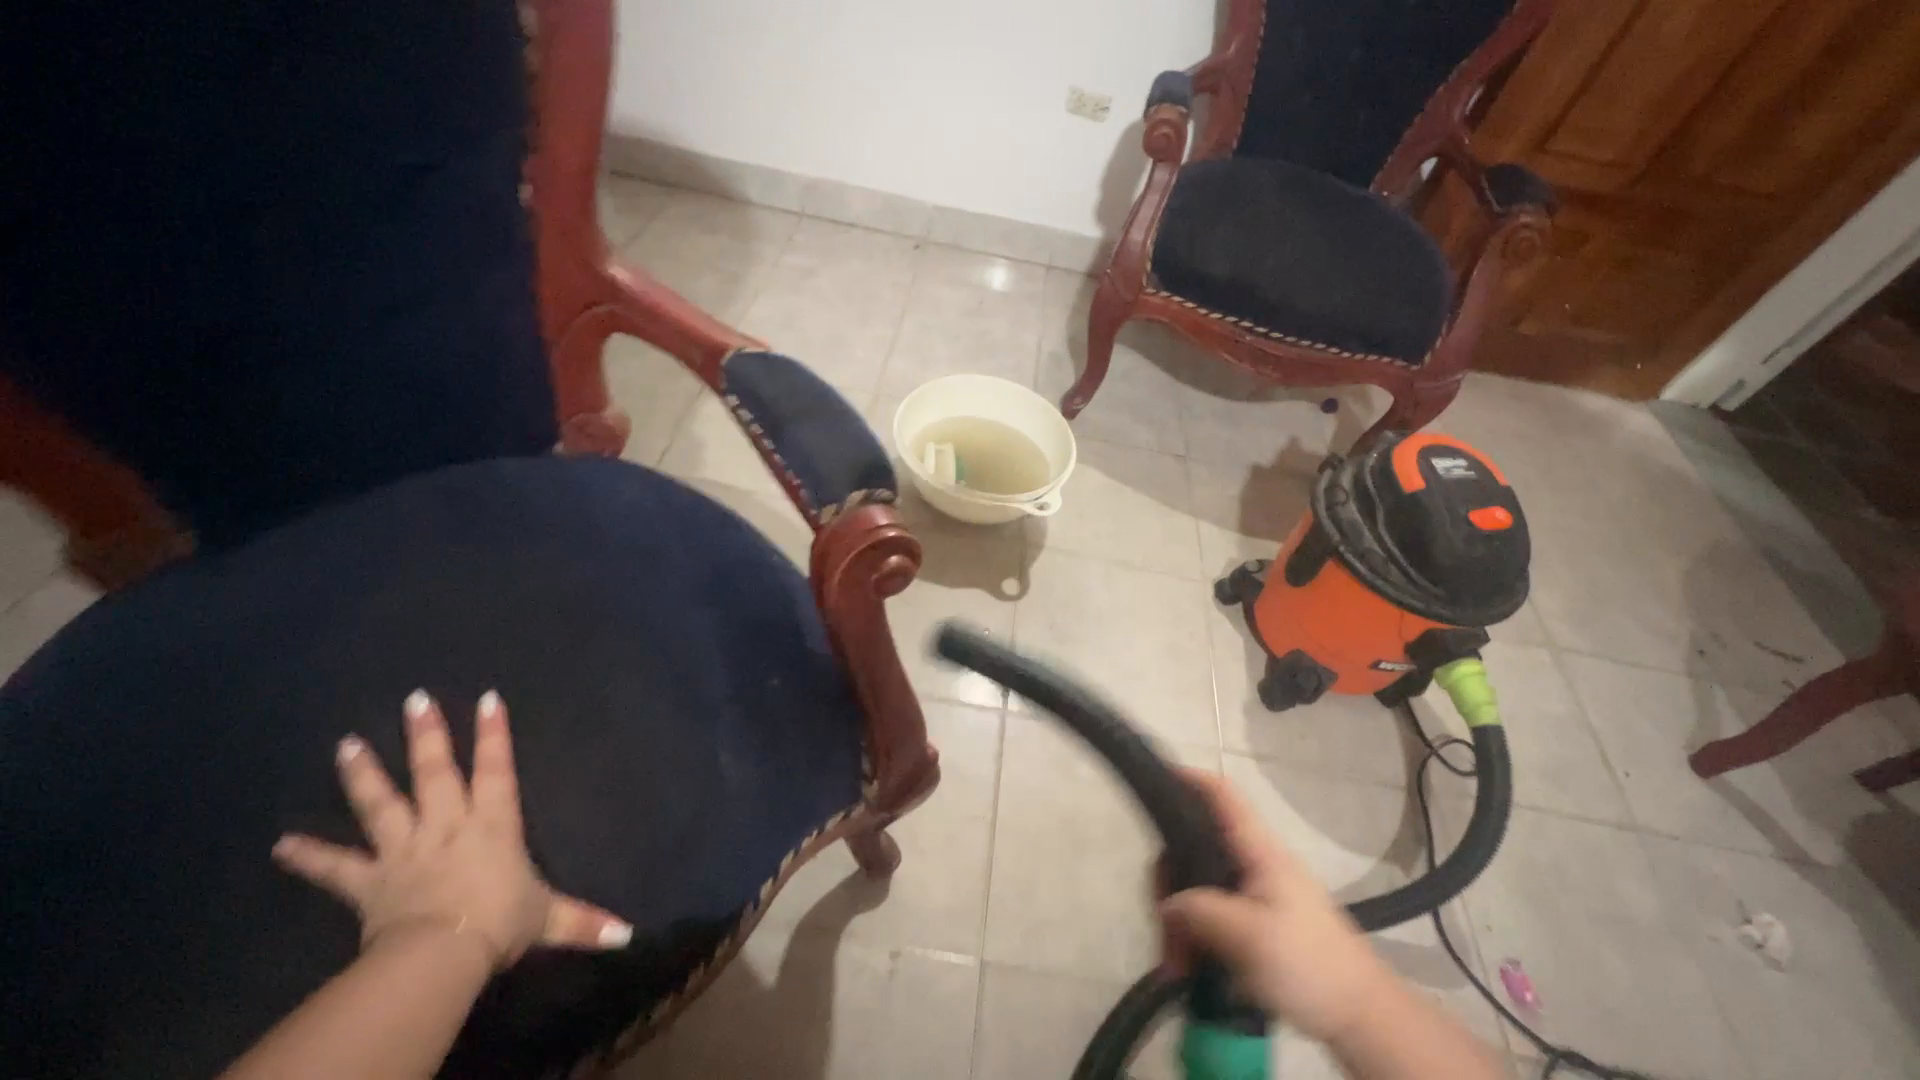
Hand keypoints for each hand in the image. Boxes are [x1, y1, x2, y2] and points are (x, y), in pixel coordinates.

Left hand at [272, 690, 632, 968]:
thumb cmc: (499, 924)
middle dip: (427, 736)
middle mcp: (447, 826)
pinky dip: (308, 857)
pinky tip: (280, 846)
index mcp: (492, 825)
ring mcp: (405, 850)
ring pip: (382, 804)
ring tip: (345, 744)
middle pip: (435, 773)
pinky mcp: (370, 881)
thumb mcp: (551, 920)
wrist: (441, 955)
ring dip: (363, 775)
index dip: (494, 734)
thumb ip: (586, 922)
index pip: (496, 770)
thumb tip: (628, 934)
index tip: (488, 698)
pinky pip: (335, 868)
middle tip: (415, 699)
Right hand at [1158, 768, 1392, 1041]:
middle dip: (1170, 887)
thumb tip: (1169, 905)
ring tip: (1179, 966)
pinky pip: (1209, 918)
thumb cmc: (1310, 964)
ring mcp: (1254, 895)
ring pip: (1197, 890)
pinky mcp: (1254, 925)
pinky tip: (1191, 970)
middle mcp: (1253, 864)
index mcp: (1259, 852)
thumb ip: (1201, 911)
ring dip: (1181, 925)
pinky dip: (1194, 940)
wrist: (1361, 1015)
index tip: (1158, 779)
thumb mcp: (1249, 936)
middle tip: (1166, 931)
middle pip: (1194, 849)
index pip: (1223, 796)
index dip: (1190, 779)